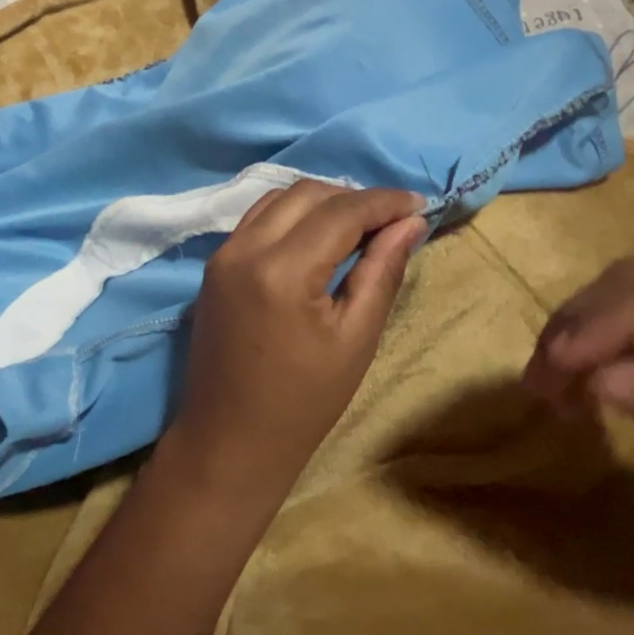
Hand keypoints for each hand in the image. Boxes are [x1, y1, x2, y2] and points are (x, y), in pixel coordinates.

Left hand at [168, 181, 427, 497]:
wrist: (228, 441)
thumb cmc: (303, 403)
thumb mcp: (356, 339)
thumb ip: (382, 271)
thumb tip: (411, 222)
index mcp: (282, 270)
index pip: (340, 211)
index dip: (384, 202)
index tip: (419, 203)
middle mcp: (245, 248)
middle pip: (307, 193)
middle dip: (354, 197)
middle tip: (393, 219)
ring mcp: (223, 253)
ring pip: (279, 198)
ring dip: (322, 202)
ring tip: (360, 226)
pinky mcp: (214, 264)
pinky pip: (257, 218)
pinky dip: (292, 215)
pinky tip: (318, 237)